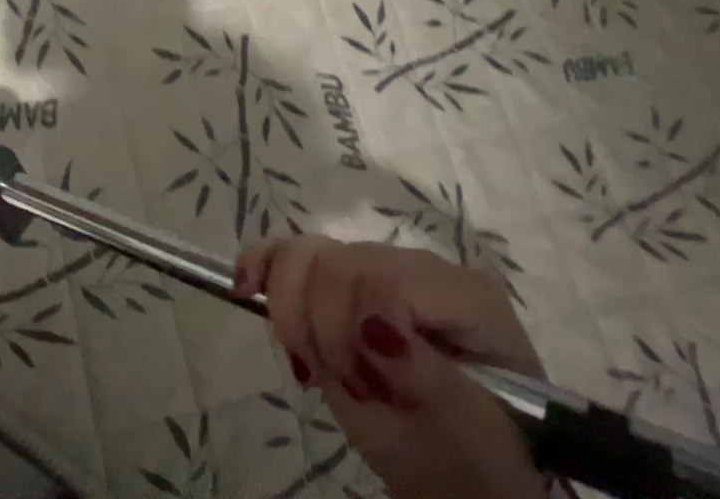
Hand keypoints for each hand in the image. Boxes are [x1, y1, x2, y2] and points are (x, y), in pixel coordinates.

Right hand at [237, 235, 547, 498]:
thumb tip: (372, 329)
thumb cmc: (473, 455)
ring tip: (317, 365)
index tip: (369, 389)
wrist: (461, 467)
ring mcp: (374, 269)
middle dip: (324, 333)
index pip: (383, 281)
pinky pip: (289, 252)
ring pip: (304, 255)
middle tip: (349, 386)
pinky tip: (246, 288)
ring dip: (292, 316)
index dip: (354, 333)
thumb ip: (428, 378)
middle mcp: (416, 267)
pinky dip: (262, 265)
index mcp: (462, 294)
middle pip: (337, 265)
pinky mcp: (338, 280)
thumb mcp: (466, 432)